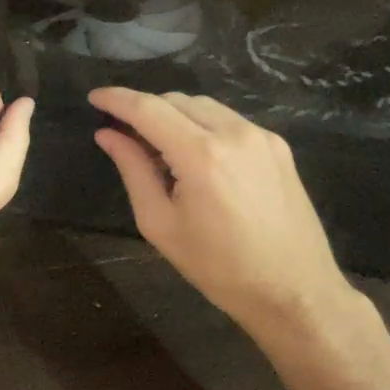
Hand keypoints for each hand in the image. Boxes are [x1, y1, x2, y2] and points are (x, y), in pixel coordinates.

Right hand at [89, 88, 356, 336]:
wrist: (295, 292)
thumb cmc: (219, 267)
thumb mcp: (160, 223)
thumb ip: (132, 170)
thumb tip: (108, 135)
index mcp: (201, 155)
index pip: (148, 108)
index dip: (117, 99)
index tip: (94, 98)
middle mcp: (234, 134)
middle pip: (176, 100)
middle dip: (144, 108)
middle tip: (123, 134)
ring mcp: (262, 137)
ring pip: (203, 106)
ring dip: (173, 114)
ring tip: (157, 147)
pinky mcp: (278, 147)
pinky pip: (228, 121)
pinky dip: (201, 125)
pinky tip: (194, 156)